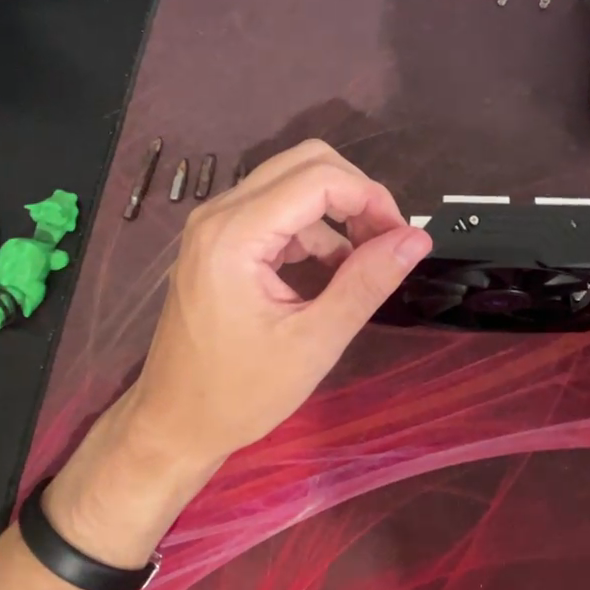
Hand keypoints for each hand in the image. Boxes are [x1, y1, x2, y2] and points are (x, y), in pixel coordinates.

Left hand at [44, 140, 430, 562]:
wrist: (173, 426)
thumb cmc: (239, 394)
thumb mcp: (314, 343)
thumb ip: (367, 283)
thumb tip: (417, 238)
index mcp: (235, 234)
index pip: (318, 178)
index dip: (370, 197)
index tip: (401, 238)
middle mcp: (219, 213)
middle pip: (305, 164)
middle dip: (356, 194)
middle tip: (386, 241)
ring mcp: (215, 224)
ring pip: (292, 182)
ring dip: (337, 211)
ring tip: (366, 261)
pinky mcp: (219, 239)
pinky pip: (278, 209)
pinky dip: (314, 228)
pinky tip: (333, 270)